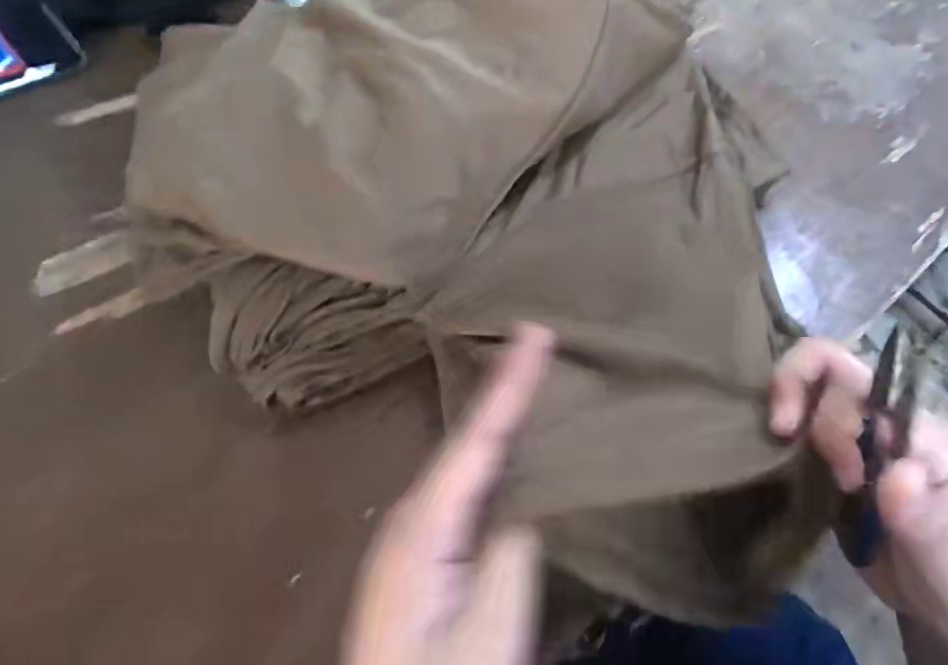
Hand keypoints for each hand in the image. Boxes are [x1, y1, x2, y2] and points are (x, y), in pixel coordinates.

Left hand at [342, 324, 554, 664]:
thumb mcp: (493, 617)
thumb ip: (511, 541)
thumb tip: (523, 489)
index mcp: (424, 524)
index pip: (478, 436)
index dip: (510, 381)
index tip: (535, 330)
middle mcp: (410, 516)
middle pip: (466, 436)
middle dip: (502, 385)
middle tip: (537, 338)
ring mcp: (411, 536)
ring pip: (463, 456)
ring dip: (496, 413)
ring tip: (526, 369)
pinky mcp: (424, 554)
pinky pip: (462, 481)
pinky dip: (488, 446)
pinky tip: (503, 436)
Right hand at [769, 338, 947, 657]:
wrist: (946, 610)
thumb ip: (925, 522)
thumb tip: (897, 474)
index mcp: (917, 429)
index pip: (866, 383)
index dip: (836, 415)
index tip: (842, 476)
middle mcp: (884, 419)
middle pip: (829, 369)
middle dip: (799, 396)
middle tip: (785, 438)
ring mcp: (856, 436)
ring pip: (809, 386)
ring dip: (784, 402)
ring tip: (777, 445)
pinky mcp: (831, 460)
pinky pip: (799, 423)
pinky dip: (778, 430)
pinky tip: (777, 462)